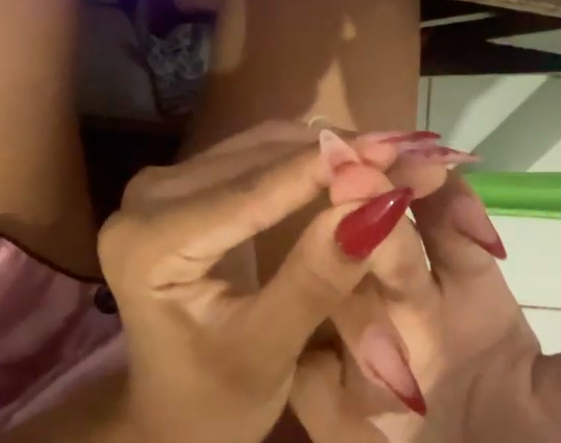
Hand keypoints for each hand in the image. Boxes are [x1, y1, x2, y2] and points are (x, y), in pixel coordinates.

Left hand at [26, 123, 423, 442]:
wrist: (171, 413)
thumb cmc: (214, 400)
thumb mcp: (269, 350)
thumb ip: (315, 278)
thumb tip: (376, 205)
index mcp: (147, 242)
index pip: (250, 191)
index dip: (328, 167)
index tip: (399, 150)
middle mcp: (146, 197)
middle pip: (256, 159)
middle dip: (338, 155)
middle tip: (414, 152)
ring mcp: (162, 185)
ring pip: (259, 148)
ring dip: (328, 150)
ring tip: (396, 153)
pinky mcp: (183, 184)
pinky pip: (253, 157)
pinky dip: (307, 159)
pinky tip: (355, 160)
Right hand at [291, 176, 560, 441]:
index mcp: (468, 284)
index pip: (452, 217)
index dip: (440, 188)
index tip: (423, 160)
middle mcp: (410, 293)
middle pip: (389, 238)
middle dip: (374, 203)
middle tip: (359, 171)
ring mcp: (361, 333)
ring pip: (340, 278)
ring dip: (334, 252)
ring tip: (329, 224)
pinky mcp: (319, 380)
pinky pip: (299, 342)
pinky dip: (294, 323)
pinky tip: (289, 312)